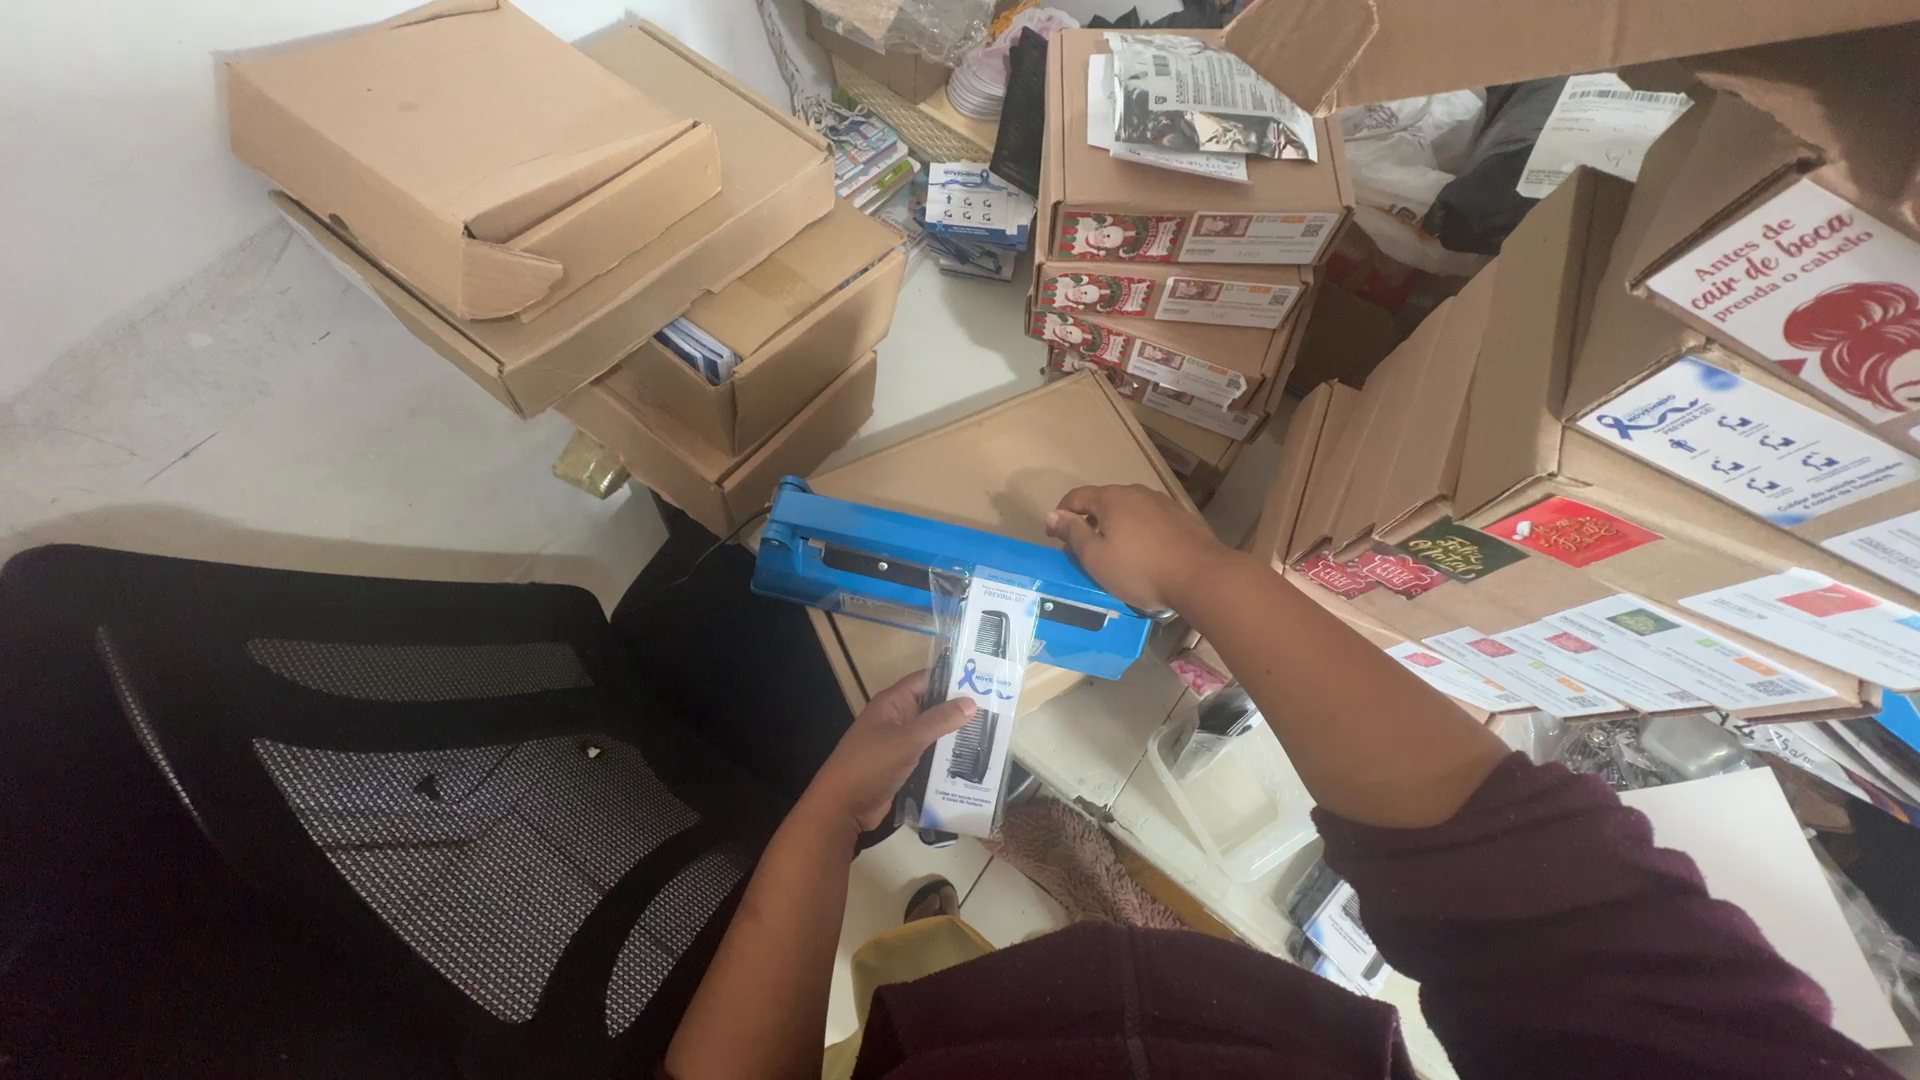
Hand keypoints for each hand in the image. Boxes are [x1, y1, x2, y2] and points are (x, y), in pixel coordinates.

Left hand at [803, 670, 976, 833]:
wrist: (842, 808)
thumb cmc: (870, 765)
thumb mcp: (906, 739)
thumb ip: (938, 721)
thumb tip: (971, 702)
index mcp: (892, 703)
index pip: (925, 680)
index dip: (951, 678)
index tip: (982, 680)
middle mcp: (897, 718)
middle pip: (932, 707)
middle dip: (958, 709)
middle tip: (995, 710)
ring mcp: (899, 743)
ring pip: (933, 733)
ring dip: (955, 735)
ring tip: (990, 735)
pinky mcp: (904, 766)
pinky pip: (930, 755)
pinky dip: (946, 757)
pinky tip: (971, 761)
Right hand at [1045, 484, 1234, 611]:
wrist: (1201, 576)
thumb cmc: (1140, 569)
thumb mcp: (1096, 557)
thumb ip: (1073, 533)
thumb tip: (1053, 514)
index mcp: (1111, 498)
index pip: (1076, 497)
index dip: (1060, 515)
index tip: (1054, 537)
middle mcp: (1136, 493)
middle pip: (1103, 502)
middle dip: (1088, 521)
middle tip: (1082, 549)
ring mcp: (1162, 503)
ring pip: (1128, 510)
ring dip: (1114, 526)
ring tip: (1113, 552)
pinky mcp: (1181, 518)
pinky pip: (1149, 520)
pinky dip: (1137, 532)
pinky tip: (1142, 554)